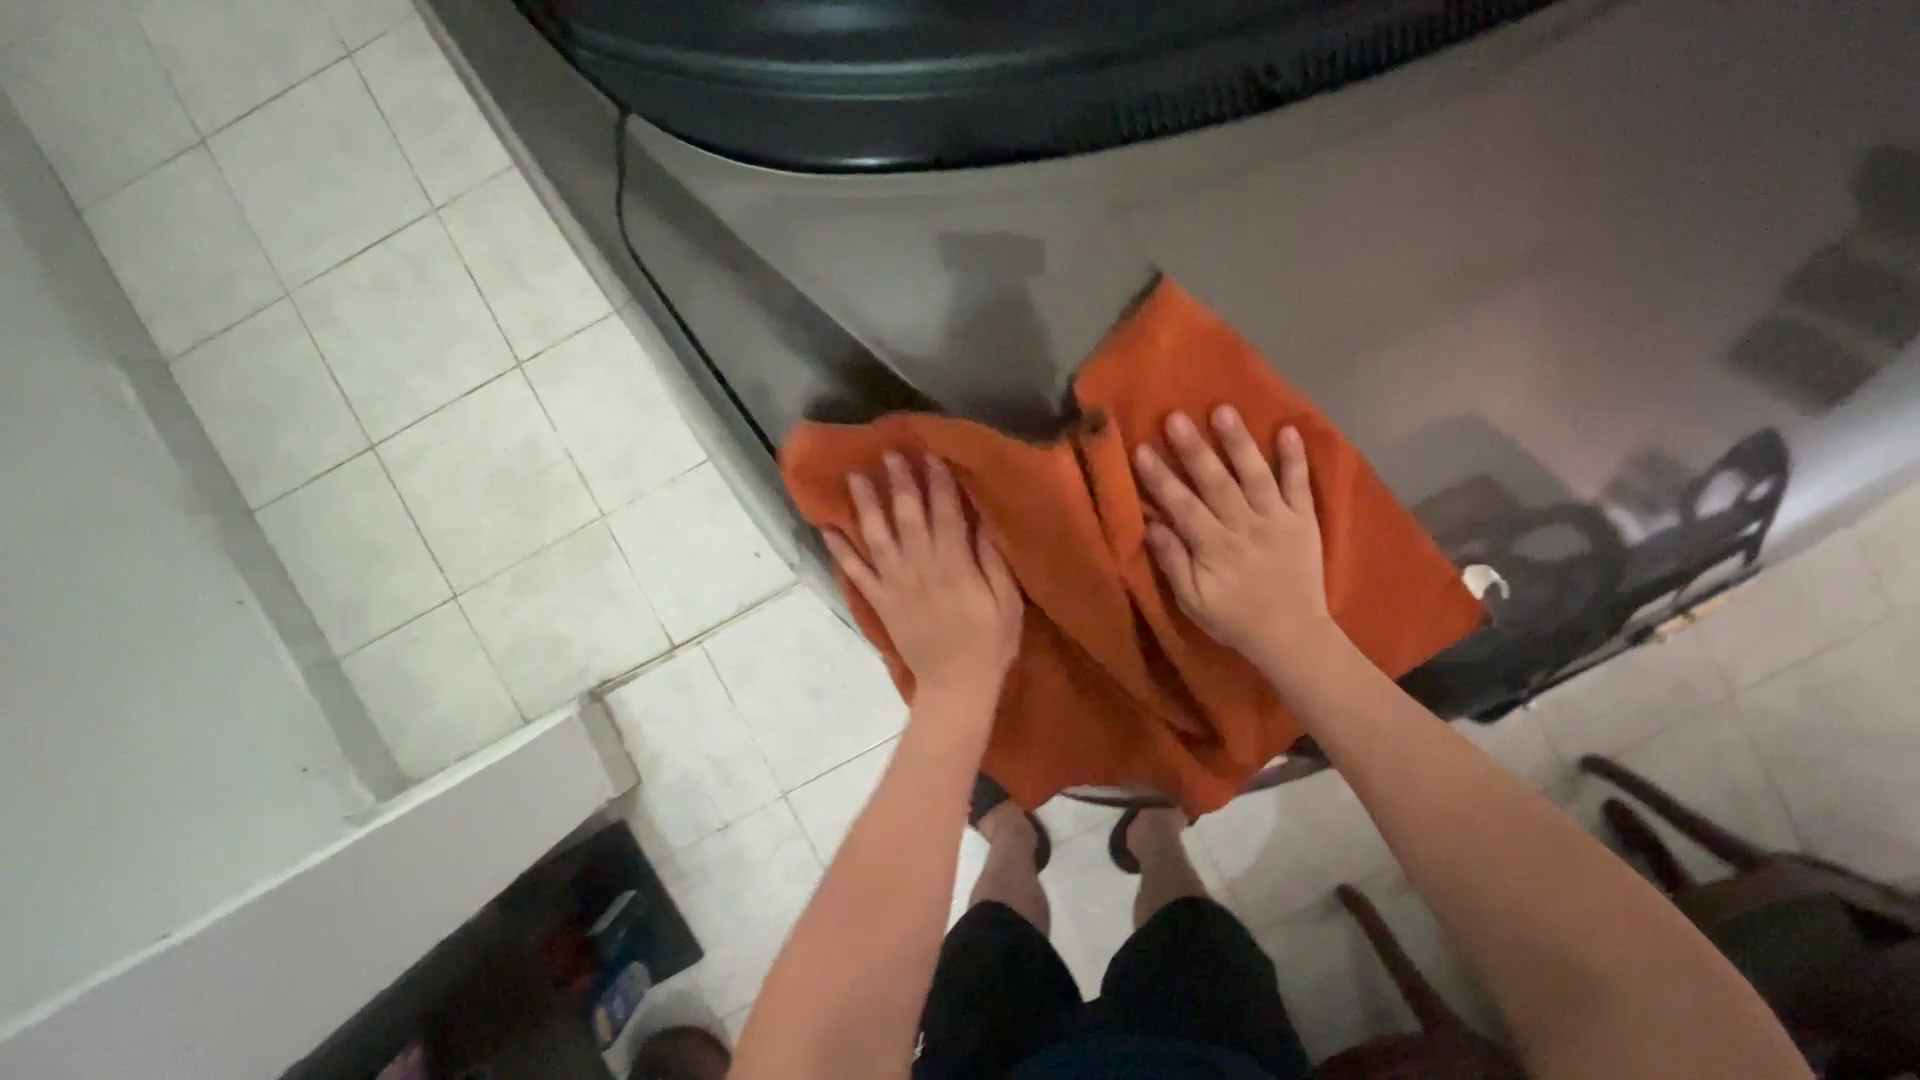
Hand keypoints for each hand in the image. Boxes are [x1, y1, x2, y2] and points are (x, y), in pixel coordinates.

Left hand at [823, 452, 1023, 704]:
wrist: (955, 687)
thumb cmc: (990, 644)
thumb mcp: (1007, 602)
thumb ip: (992, 561)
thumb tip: (981, 521)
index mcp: (954, 566)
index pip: (944, 514)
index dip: (937, 482)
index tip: (930, 454)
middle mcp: (920, 568)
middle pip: (907, 517)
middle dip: (898, 482)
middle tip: (888, 452)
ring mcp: (895, 585)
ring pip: (876, 537)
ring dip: (865, 506)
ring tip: (855, 477)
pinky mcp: (880, 602)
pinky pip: (855, 573)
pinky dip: (839, 551)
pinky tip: (827, 529)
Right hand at [1133, 406, 1336, 667]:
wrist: (1292, 635)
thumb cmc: (1234, 619)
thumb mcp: (1193, 601)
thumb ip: (1173, 563)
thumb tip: (1152, 526)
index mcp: (1214, 548)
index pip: (1182, 506)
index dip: (1161, 478)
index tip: (1142, 450)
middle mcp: (1245, 527)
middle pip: (1216, 483)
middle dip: (1194, 449)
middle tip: (1176, 417)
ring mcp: (1278, 520)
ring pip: (1255, 475)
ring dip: (1239, 443)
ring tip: (1223, 411)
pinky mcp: (1305, 520)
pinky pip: (1300, 485)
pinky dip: (1295, 458)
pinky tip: (1288, 430)